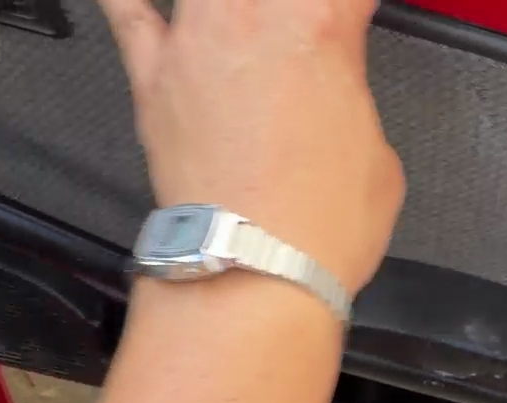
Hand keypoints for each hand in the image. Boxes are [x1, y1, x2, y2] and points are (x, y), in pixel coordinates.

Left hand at [96, 0, 404, 290]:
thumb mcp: (380, 165)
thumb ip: (355, 107)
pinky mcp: (153, 81)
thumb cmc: (319, 228)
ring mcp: (194, 43)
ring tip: (249, 28)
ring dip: (235, 9)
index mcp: (320, 26)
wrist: (258, 273)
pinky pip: (126, 11)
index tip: (357, 21)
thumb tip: (340, 107)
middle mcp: (250, 17)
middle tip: (304, 34)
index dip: (355, 11)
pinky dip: (126, 0)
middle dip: (295, 12)